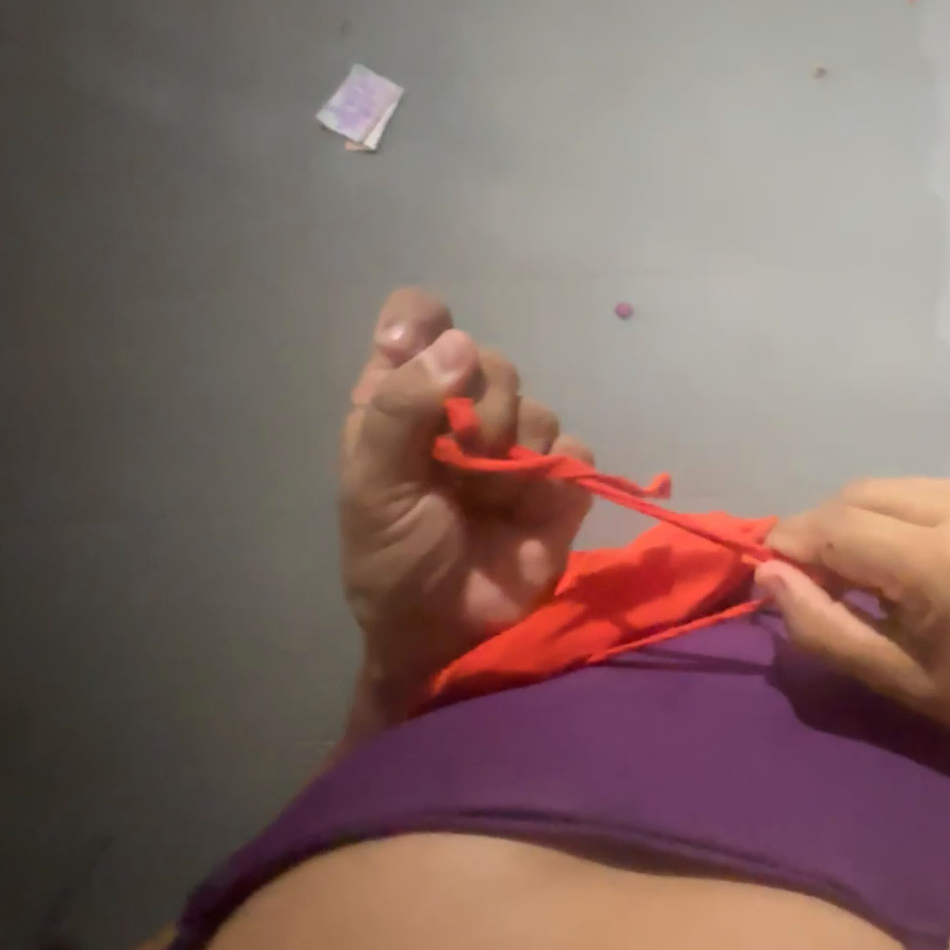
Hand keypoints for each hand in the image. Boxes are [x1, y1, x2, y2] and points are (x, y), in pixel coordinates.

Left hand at [338, 288, 593, 735]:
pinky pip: (577, 447)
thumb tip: (461, 344)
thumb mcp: (372, 485)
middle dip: (476, 408)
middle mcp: (463, 412)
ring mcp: (518, 445)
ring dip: (513, 452)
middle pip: (490, 358)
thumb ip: (400, 410)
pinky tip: (532, 506)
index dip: (425, 322)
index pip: (420, 320)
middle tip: (457, 461)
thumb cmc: (395, 558)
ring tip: (492, 498)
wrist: (450, 630)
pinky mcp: (563, 479)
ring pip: (536, 404)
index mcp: (403, 401)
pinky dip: (557, 473)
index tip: (420, 350)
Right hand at [757, 478, 949, 776]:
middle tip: (812, 576)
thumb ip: (821, 625)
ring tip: (853, 568)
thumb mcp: (894, 678)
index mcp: (940, 566)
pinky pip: (924, 492)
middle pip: (858, 495)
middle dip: (821, 529)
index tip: (771, 570)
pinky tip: (898, 556)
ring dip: (856, 520)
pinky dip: (894, 516)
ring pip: (888, 487)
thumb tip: (767, 574)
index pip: (838, 526)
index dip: (793, 543)